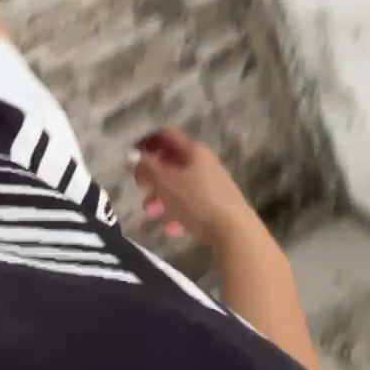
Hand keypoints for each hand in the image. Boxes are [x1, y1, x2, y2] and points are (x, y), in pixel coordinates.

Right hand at [131, 126, 259, 241]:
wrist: (237, 234)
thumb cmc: (197, 200)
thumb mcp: (165, 181)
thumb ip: (146, 167)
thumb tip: (132, 157)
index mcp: (193, 151)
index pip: (166, 135)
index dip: (147, 142)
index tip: (132, 157)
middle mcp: (205, 164)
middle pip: (172, 163)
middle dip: (152, 176)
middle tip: (139, 187)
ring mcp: (214, 186)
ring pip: (180, 186)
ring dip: (161, 198)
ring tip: (150, 213)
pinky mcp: (219, 208)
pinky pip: (192, 206)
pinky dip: (178, 213)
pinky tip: (170, 228)